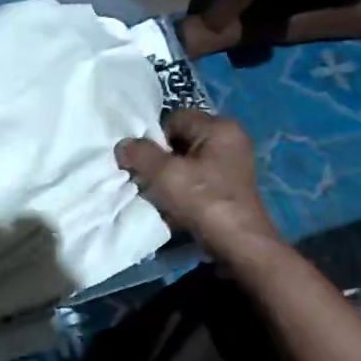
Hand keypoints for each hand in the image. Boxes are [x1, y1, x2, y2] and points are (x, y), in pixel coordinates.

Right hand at [115, 110, 280, 259]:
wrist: (238, 241)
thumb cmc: (203, 200)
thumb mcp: (165, 174)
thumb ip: (140, 154)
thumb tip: (122, 145)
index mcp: (220, 127)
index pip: (174, 118)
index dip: (153, 139)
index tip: (144, 162)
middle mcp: (231, 138)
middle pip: (181, 139)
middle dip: (160, 157)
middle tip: (148, 178)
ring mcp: (233, 162)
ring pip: (188, 159)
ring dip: (170, 174)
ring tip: (160, 193)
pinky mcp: (230, 184)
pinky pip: (198, 176)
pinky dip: (183, 186)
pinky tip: (175, 203)